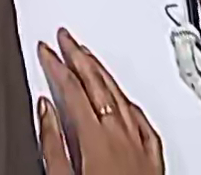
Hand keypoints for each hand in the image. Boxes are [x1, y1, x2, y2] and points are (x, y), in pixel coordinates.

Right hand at [37, 27, 162, 174]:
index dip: (56, 64)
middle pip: (97, 83)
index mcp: (96, 138)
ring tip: (88, 54)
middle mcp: (121, 136)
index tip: (45, 49)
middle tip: (65, 37)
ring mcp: (141, 148)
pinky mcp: (155, 163)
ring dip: (101, 71)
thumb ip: (52, 144)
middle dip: (78, 55)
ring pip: (120, 96)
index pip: (71, 88)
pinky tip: (124, 97)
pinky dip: (129, 102)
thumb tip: (45, 108)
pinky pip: (142, 122)